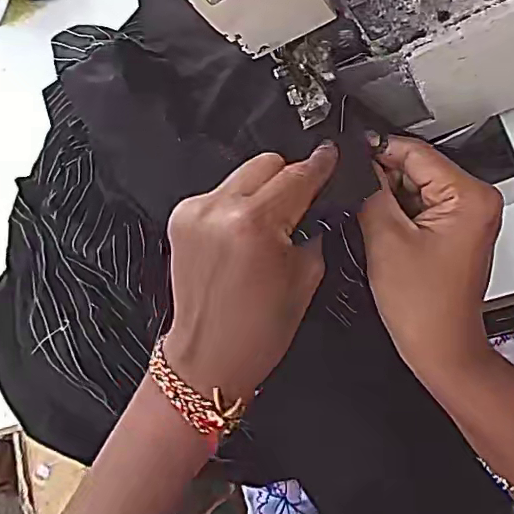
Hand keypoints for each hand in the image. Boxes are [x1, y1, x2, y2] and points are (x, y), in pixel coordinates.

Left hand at [161, 143, 336, 404]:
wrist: (208, 357)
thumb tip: (317, 200)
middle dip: (291, 176)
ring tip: (272, 224)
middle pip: (268, 162)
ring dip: (265, 188)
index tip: (331, 156)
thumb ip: (314, 227)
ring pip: (244, 173)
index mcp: (254, 223)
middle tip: (304, 201)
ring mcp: (195, 212)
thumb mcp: (307, 276)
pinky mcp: (181, 218)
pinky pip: (222, 191)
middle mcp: (219, 210)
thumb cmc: (256, 331)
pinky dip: (241, 203)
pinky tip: (247, 231)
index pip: (297, 174)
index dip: (321, 164)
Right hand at [358, 135, 503, 370]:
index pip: (416, 152)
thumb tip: (360, 163)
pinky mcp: (459, 229)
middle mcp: (478, 201)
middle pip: (418, 168)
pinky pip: (423, 206)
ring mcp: (470, 215)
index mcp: (470, 197)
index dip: (377, 151)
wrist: (442, 348)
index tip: (350, 153)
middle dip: (384, 180)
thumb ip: (370, 191)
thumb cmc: (426, 309)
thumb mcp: (386, 239)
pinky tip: (390, 236)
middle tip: (360, 202)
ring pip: (417, 187)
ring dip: (391, 199)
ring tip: (380, 230)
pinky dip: (401, 214)